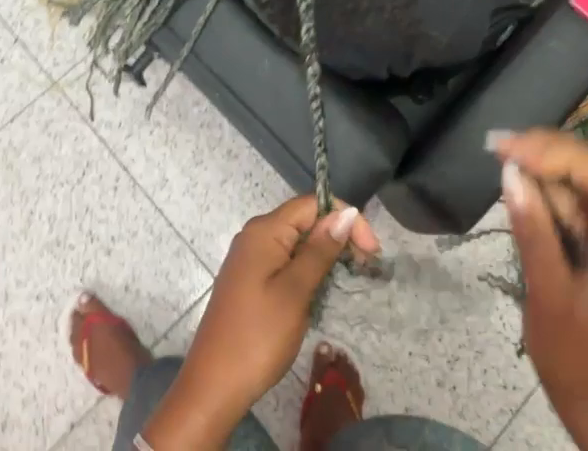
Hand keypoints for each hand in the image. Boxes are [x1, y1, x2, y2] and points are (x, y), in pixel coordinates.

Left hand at [146, 196, 378, 442]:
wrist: (215, 382)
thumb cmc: (259, 335)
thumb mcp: (296, 290)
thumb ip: (320, 249)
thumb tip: (346, 213)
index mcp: (264, 231)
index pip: (311, 204)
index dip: (345, 218)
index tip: (372, 250)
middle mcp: (255, 236)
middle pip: (304, 220)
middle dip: (338, 235)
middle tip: (367, 266)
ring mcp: (251, 258)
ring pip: (297, 242)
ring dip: (325, 254)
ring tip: (350, 276)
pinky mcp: (251, 279)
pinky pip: (285, 260)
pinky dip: (308, 269)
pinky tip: (322, 288)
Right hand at [492, 130, 587, 414]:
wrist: (587, 397)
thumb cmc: (573, 354)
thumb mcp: (549, 296)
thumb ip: (534, 234)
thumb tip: (511, 175)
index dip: (562, 155)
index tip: (515, 151)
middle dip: (549, 151)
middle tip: (499, 144)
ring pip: (575, 185)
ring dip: (539, 164)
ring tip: (499, 151)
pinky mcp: (582, 246)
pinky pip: (563, 205)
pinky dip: (537, 188)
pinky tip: (511, 180)